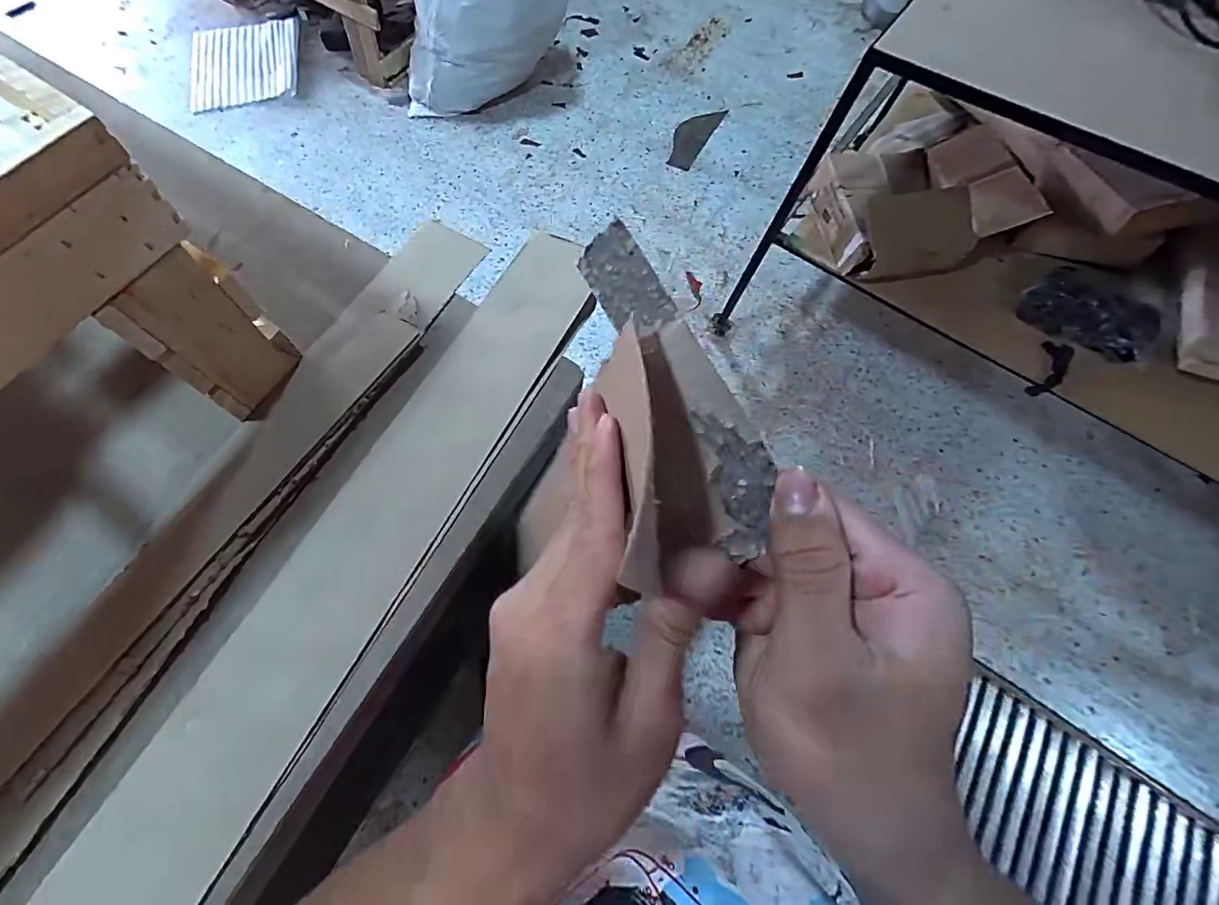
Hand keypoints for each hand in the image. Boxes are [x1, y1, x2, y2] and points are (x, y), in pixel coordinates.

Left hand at [430, 391, 704, 901]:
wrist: (513, 822)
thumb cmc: (589, 788)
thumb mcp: (647, 723)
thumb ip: (667, 633)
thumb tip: (704, 560)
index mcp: (560, 629)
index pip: (590, 532)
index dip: (600, 469)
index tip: (603, 414)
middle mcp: (528, 604)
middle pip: (569, 519)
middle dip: (586, 455)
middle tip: (596, 394)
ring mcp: (517, 607)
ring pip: (560, 533)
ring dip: (581, 480)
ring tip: (597, 425)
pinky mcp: (520, 616)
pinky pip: (558, 557)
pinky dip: (581, 519)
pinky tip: (597, 495)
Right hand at [735, 469, 1015, 904]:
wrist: (864, 840)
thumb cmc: (840, 753)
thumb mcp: (815, 655)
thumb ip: (805, 565)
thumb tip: (794, 475)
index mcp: (907, 583)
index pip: (827, 514)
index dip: (768, 522)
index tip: (714, 546)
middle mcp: (891, 586)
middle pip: (805, 538)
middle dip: (755, 564)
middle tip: (713, 599)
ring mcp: (864, 609)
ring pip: (786, 565)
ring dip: (749, 589)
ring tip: (723, 618)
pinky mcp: (837, 629)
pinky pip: (786, 595)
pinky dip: (753, 607)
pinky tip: (731, 623)